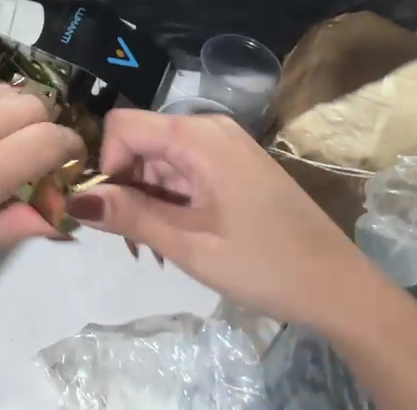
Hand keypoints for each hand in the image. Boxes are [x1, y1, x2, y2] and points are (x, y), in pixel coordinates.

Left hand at [0, 85, 84, 302]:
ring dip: (16, 111)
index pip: (52, 139)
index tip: (68, 168)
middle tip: (35, 159)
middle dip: (47, 126)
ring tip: (2, 144)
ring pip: (1, 90)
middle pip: (34, 103)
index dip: (71, 150)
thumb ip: (13, 223)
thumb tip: (56, 216)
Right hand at [68, 109, 377, 326]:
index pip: (122, 126)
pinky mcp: (234, 163)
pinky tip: (182, 237)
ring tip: (162, 248)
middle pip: (140, 142)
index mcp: (197, 136)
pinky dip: (172, 199)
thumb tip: (75, 199)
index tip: (114, 212)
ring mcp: (224, 144)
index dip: (107, 165)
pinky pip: (184, 168)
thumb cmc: (265, 264)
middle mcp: (208, 128)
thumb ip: (130, 216)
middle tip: (136, 243)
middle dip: (126, 187)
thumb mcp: (189, 245)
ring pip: (159, 159)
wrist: (341, 289)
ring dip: (148, 198)